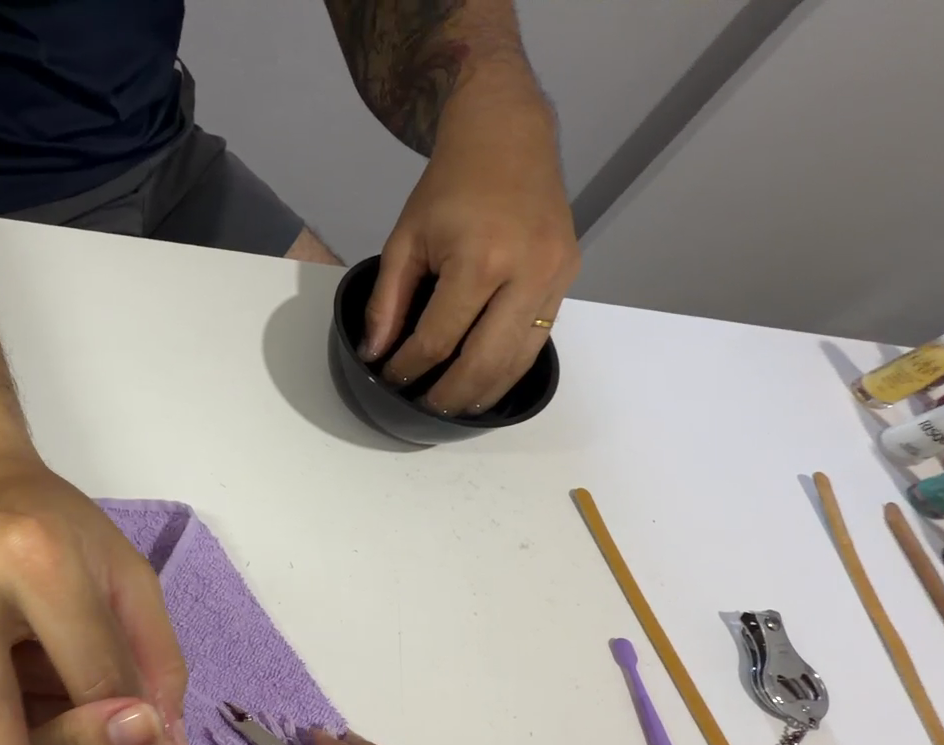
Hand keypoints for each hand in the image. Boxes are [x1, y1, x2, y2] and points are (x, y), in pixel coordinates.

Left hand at [361, 70, 579, 415]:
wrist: (508, 139)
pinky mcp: (569, 277)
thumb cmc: (448, 189)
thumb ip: (387, 302)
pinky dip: (510, 367)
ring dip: (484, 390)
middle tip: (422, 407)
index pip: (437, 339)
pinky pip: (540, 338)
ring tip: (453, 406)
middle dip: (449, 393)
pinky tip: (485, 381)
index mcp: (480, 262)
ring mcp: (556, 277)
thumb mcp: (403, 241)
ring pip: (519, 358)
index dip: (407, 367)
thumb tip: (374, 353)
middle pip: (485, 360)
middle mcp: (527, 274)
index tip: (389, 377)